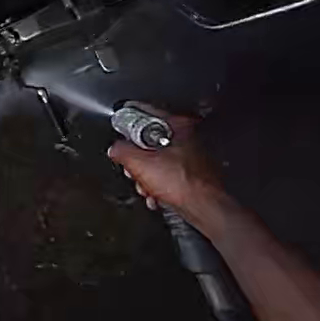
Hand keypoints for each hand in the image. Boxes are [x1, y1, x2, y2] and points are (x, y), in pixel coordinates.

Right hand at [106, 104, 225, 218]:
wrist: (203, 207)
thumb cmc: (183, 183)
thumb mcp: (138, 162)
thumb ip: (121, 151)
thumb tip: (115, 149)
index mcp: (178, 126)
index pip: (146, 112)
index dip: (128, 121)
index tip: (120, 126)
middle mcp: (189, 137)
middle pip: (149, 141)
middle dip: (137, 160)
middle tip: (133, 169)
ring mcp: (193, 156)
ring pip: (157, 160)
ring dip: (146, 176)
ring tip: (146, 186)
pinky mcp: (194, 174)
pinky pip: (167, 174)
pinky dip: (159, 184)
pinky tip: (156, 194)